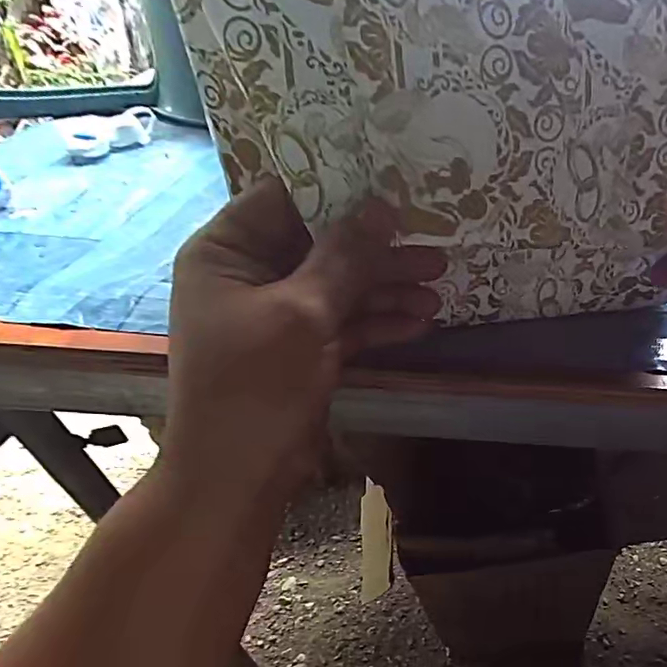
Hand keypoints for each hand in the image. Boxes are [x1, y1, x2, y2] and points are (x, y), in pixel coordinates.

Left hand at [163, 177, 444, 495]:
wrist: (238, 477)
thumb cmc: (256, 387)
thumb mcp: (302, 314)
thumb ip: (344, 258)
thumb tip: (382, 208)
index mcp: (227, 252)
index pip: (285, 200)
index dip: (340, 193)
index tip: (395, 189)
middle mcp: (250, 277)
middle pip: (322, 246)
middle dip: (377, 251)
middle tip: (433, 249)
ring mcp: (279, 317)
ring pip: (339, 288)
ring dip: (387, 290)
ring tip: (439, 287)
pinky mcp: (301, 351)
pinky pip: (343, 325)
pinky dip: (378, 324)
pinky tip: (419, 323)